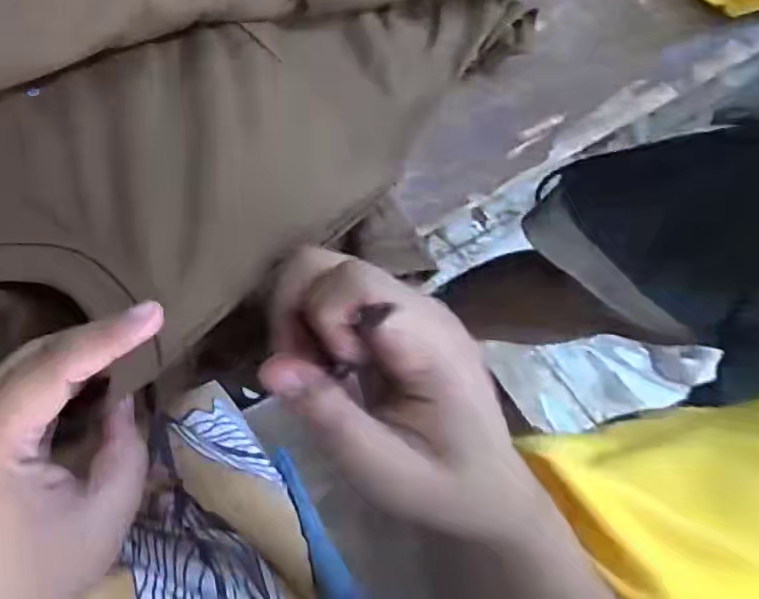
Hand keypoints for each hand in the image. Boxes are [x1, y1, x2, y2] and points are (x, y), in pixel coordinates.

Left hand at [0, 302, 163, 598]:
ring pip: (41, 352)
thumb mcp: (99, 520)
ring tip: (135, 336)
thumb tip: (122, 394)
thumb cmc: (36, 569)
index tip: (155, 311)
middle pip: (49, 349)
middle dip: (103, 335)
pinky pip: (33, 369)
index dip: (112, 334)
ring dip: (88, 347)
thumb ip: (123, 450)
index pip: (61, 363)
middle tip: (152, 321)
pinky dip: (70, 364)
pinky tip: (102, 364)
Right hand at [259, 248, 548, 541]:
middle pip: (324, 263)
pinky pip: (324, 284)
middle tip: (302, 366)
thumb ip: (329, 416)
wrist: (488, 495)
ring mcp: (399, 298)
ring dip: (294, 310)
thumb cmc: (441, 487)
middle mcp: (414, 302)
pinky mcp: (383, 304)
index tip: (331, 375)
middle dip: (294, 309)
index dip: (322, 320)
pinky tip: (322, 360)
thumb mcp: (384, 471)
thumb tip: (269, 368)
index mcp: (429, 336)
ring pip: (317, 267)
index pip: (352, 282)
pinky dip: (304, 315)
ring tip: (309, 363)